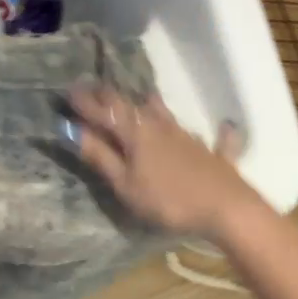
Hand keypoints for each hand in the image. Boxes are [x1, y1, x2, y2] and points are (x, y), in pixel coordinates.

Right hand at [69, 87, 265, 239]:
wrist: (229, 210)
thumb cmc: (169, 200)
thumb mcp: (125, 184)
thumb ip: (100, 156)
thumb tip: (73, 130)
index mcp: (134, 134)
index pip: (103, 112)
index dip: (84, 102)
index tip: (68, 90)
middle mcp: (159, 128)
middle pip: (132, 107)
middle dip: (111, 97)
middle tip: (96, 88)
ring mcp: (189, 139)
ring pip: (166, 115)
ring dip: (152, 104)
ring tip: (145, 94)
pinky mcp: (214, 155)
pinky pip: (218, 140)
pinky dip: (220, 132)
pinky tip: (228, 125)